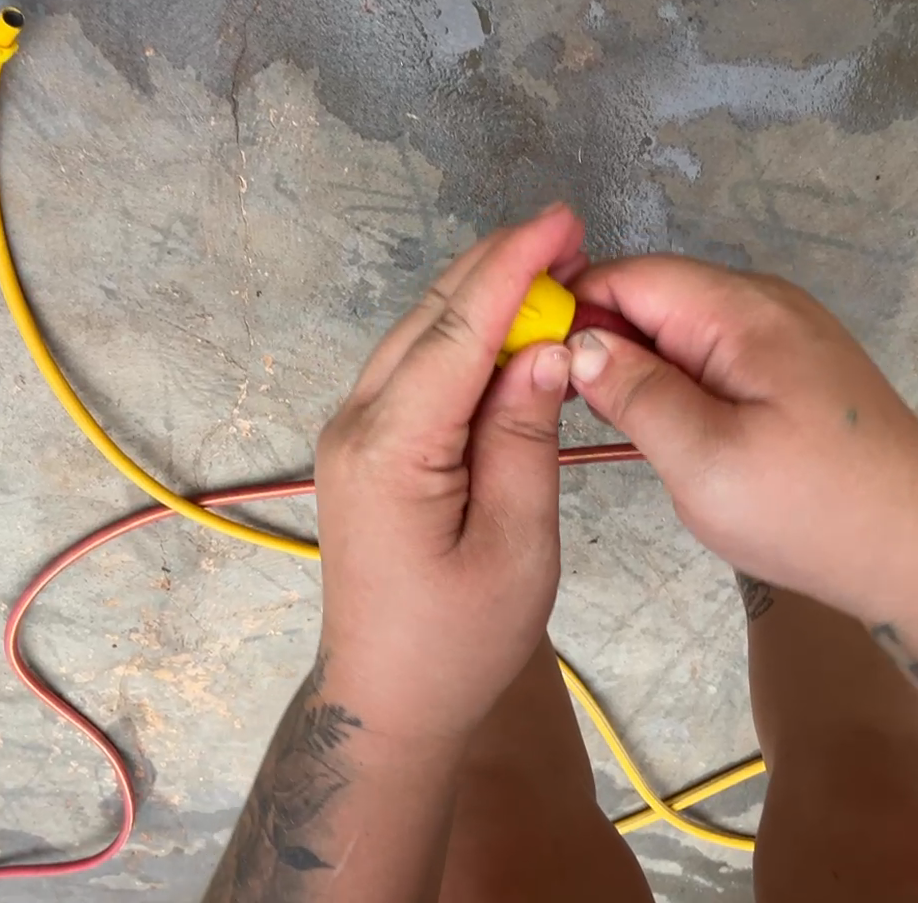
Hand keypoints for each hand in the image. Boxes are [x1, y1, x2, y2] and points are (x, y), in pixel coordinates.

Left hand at [313, 204, 585, 742]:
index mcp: (392, 449)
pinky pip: (415, 368)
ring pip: (418, 336)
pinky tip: (502, 327)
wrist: (387, 696)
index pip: (458, 334)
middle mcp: (357, 423)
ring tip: (545, 266)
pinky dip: (462, 335)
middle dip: (497, 267)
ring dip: (480, 295)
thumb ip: (526, 438)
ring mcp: (352, 430)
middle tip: (565, 232)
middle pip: (430, 320)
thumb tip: (545, 349)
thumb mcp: (516, 547)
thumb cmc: (460, 640)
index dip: (512, 270)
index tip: (561, 222)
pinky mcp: (365, 442)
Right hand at [565, 256, 917, 618]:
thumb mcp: (704, 458)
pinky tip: (666, 427)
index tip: (534, 363)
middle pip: (653, 296)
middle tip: (571, 408)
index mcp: (741, 311)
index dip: (573, 309)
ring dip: (636, 366)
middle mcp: (762, 303)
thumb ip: (634, 392)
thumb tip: (575, 342)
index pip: (629, 275)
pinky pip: (708, 353)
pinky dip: (672, 381)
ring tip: (616, 424)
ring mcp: (780, 333)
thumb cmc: (813, 511)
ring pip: (677, 327)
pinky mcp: (788, 366)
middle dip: (603, 342)